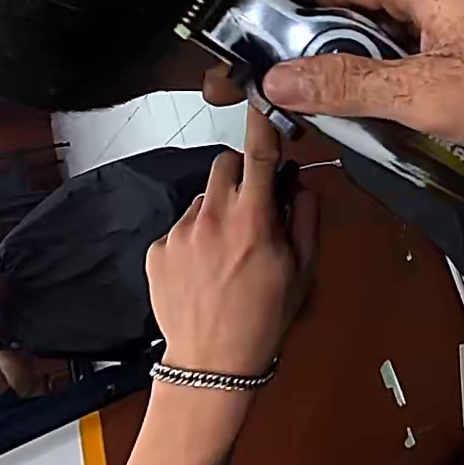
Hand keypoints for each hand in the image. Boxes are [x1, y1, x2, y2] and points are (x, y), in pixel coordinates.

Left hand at [147, 107, 319, 379]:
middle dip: (239, 172)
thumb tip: (300, 183)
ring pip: (202, 195)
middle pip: (223, 162)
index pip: (259, 152)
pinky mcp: (157, 248)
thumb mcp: (302, 272)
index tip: (261, 98)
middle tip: (250, 204)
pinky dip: (194, 234)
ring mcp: (179, 231)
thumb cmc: (263, 320)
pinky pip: (180, 224)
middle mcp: (211, 217)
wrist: (210, 366)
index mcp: (252, 220)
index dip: (262, 120)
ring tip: (224, 249)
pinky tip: (202, 267)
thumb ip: (306, 218)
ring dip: (216, 208)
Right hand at [260, 0, 463, 157]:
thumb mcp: (425, 95)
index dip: (300, 31)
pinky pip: (410, 50)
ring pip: (382, 38)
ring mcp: (451, 8)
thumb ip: (348, 85)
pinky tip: (393, 114)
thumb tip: (275, 80)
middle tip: (312, 107)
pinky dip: (395, 79)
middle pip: (355, 14)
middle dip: (333, 60)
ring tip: (350, 116)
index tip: (278, 74)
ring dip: (365, 75)